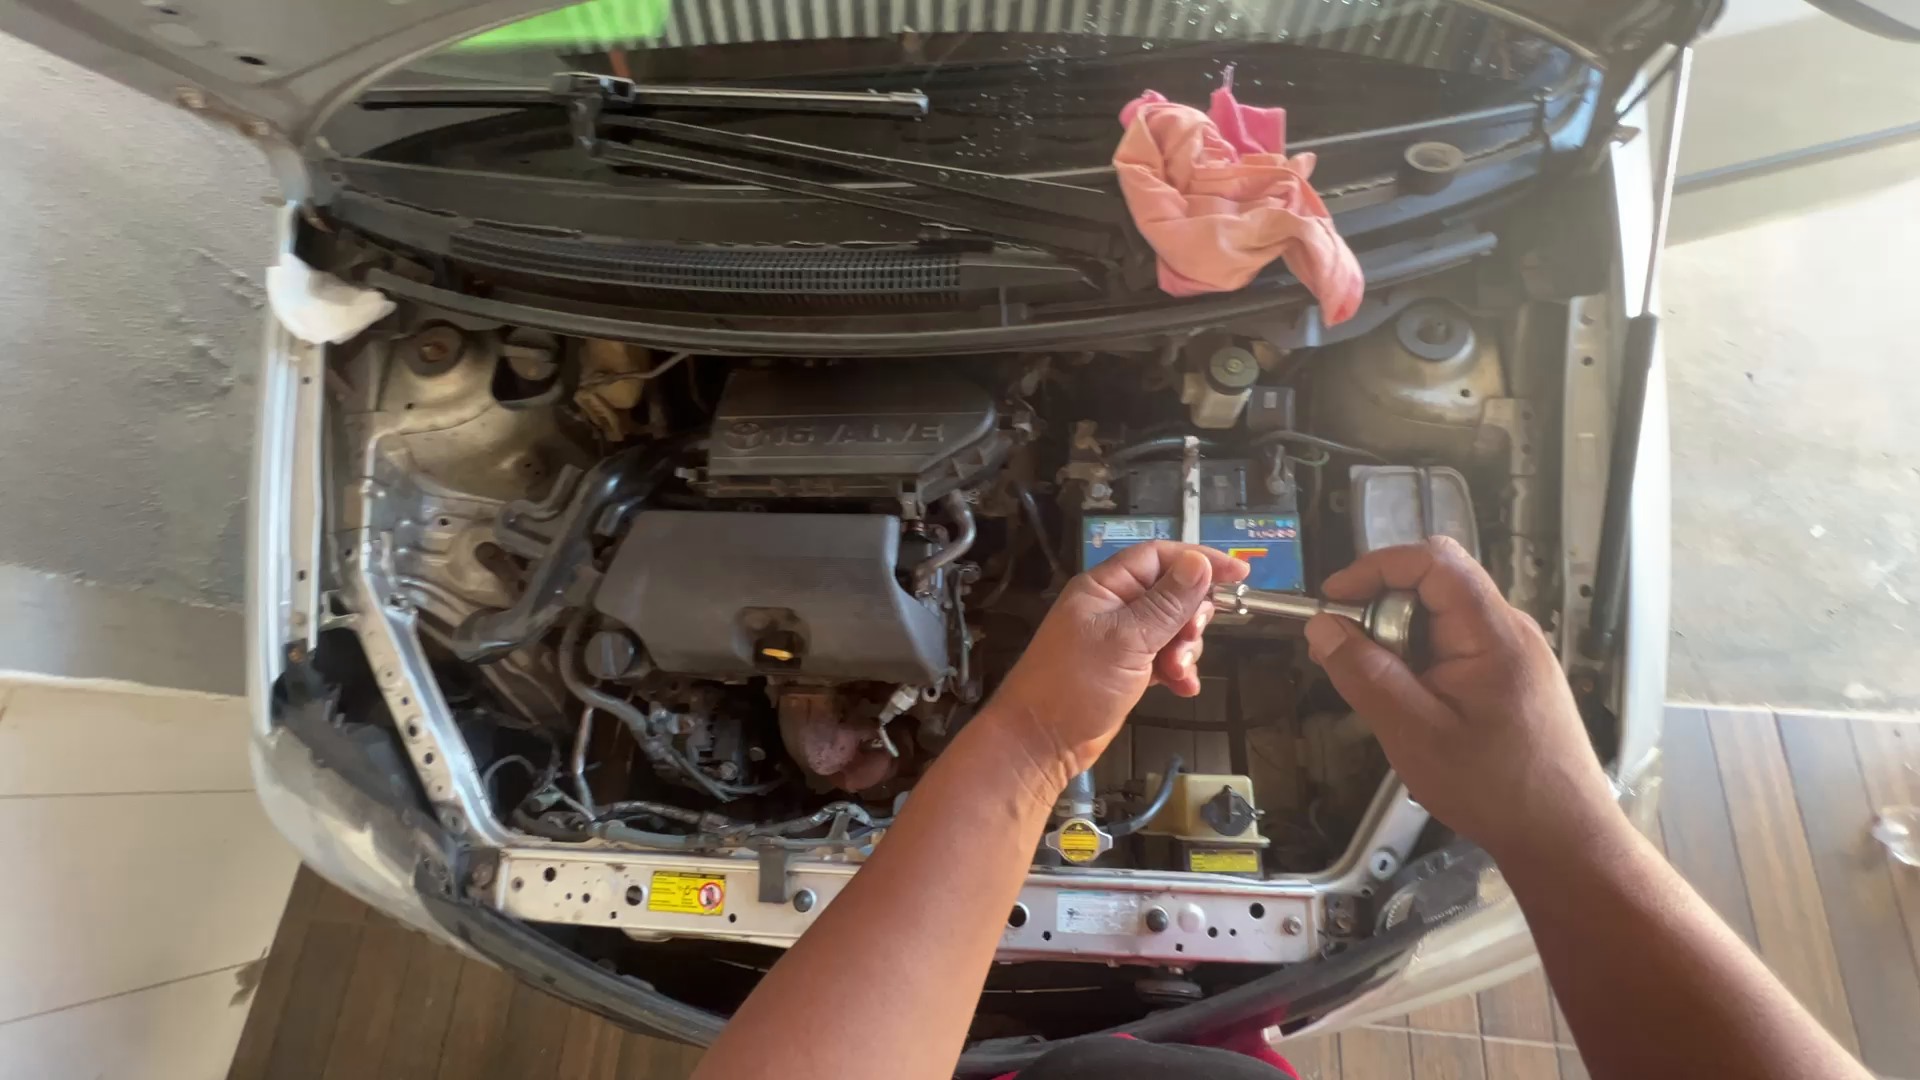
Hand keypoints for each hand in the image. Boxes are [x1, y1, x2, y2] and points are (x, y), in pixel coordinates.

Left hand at [990, 542, 1249, 786]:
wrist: (1043, 740)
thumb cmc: (1075, 683)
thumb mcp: (1126, 639)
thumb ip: (1166, 603)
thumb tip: (1199, 562)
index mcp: (1105, 587)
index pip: (1158, 556)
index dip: (1198, 560)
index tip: (1238, 576)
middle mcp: (1113, 606)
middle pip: (1171, 592)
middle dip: (1190, 617)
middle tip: (1187, 641)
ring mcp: (1120, 637)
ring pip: (1172, 627)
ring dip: (1184, 648)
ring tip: (1175, 672)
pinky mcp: (1127, 666)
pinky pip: (1165, 656)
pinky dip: (1178, 669)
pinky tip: (1181, 688)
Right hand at [1303, 537, 1620, 862]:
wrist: (1564, 841)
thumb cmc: (1492, 788)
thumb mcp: (1412, 732)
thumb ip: (1363, 673)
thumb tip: (1320, 626)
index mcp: (1493, 634)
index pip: (1434, 561)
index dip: (1375, 567)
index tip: (1334, 600)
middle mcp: (1507, 630)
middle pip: (1432, 581)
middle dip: (1378, 604)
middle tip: (1346, 650)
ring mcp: (1509, 651)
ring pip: (1435, 612)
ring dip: (1392, 634)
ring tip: (1372, 682)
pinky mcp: (1504, 674)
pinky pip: (1447, 640)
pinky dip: (1411, 654)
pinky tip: (1402, 695)